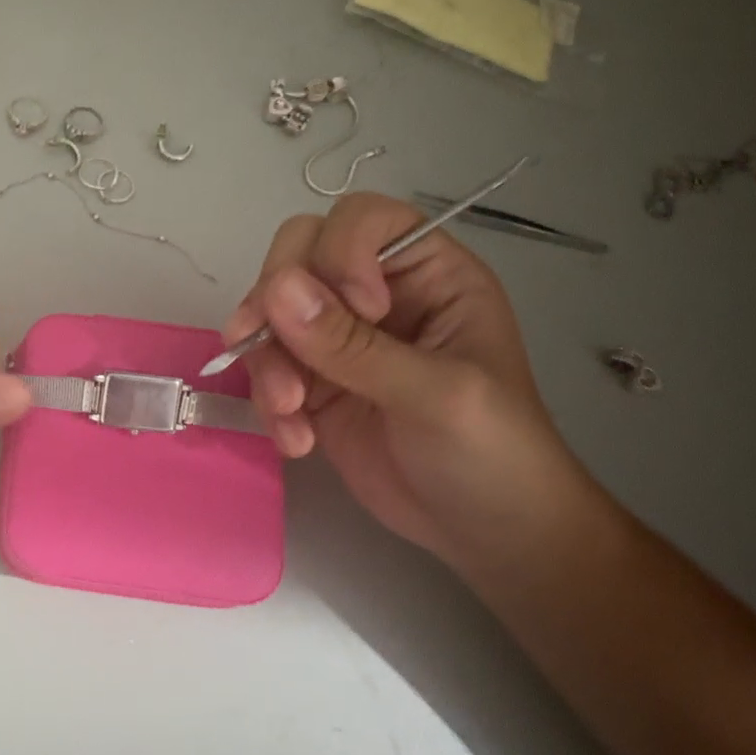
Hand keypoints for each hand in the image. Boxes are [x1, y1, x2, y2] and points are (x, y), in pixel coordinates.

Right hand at [224, 193, 595, 564]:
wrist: (483, 533)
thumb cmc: (492, 453)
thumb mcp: (437, 395)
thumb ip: (354, 344)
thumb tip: (276, 290)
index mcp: (428, 274)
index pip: (361, 220)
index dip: (342, 251)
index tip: (362, 309)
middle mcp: (375, 292)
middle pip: (296, 256)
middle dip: (279, 309)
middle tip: (289, 365)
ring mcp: (335, 337)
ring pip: (268, 313)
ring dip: (266, 363)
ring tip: (290, 414)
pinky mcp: (308, 379)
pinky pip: (262, 365)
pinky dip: (266, 401)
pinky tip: (297, 440)